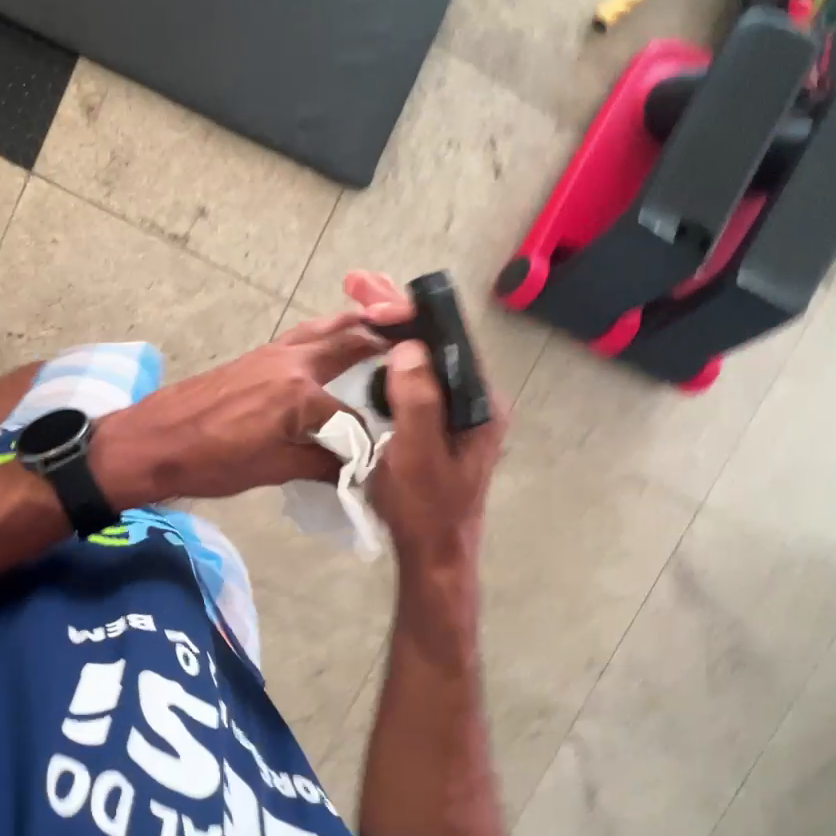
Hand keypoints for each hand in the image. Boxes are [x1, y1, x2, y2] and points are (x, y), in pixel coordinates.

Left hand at [92, 311, 386, 505]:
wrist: (153, 441)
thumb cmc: (211, 461)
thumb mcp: (271, 470)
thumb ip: (317, 463)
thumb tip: (350, 468)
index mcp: (300, 394)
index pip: (351, 416)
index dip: (367, 437)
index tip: (382, 450)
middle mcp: (291, 364)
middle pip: (348, 340)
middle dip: (384, 334)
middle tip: (417, 330)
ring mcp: (270, 355)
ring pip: (322, 330)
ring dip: (353, 325)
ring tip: (383, 323)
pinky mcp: (253, 358)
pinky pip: (300, 338)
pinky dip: (324, 336)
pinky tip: (331, 349)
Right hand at [353, 273, 506, 563]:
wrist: (433, 554)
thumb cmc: (425, 507)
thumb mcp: (418, 455)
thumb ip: (419, 400)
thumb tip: (409, 346)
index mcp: (478, 402)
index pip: (447, 339)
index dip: (410, 311)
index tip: (371, 295)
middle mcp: (472, 400)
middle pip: (436, 340)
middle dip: (398, 308)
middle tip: (357, 282)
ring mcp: (455, 412)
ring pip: (424, 356)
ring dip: (393, 326)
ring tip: (360, 302)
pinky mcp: (437, 424)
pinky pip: (416, 377)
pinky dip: (391, 354)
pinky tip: (371, 347)